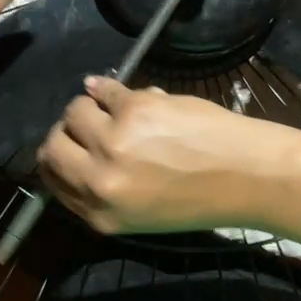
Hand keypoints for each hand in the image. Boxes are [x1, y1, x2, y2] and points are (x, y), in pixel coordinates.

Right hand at [38, 77, 300, 233]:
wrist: (248, 175)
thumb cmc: (200, 198)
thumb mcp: (141, 212)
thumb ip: (103, 188)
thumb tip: (75, 148)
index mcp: (100, 213)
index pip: (52, 179)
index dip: (56, 159)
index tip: (68, 148)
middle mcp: (99, 181)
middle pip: (52, 145)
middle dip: (65, 132)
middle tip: (88, 126)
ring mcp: (113, 142)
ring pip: (74, 111)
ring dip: (90, 107)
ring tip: (117, 112)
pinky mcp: (133, 108)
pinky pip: (102, 89)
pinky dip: (107, 88)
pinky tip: (122, 94)